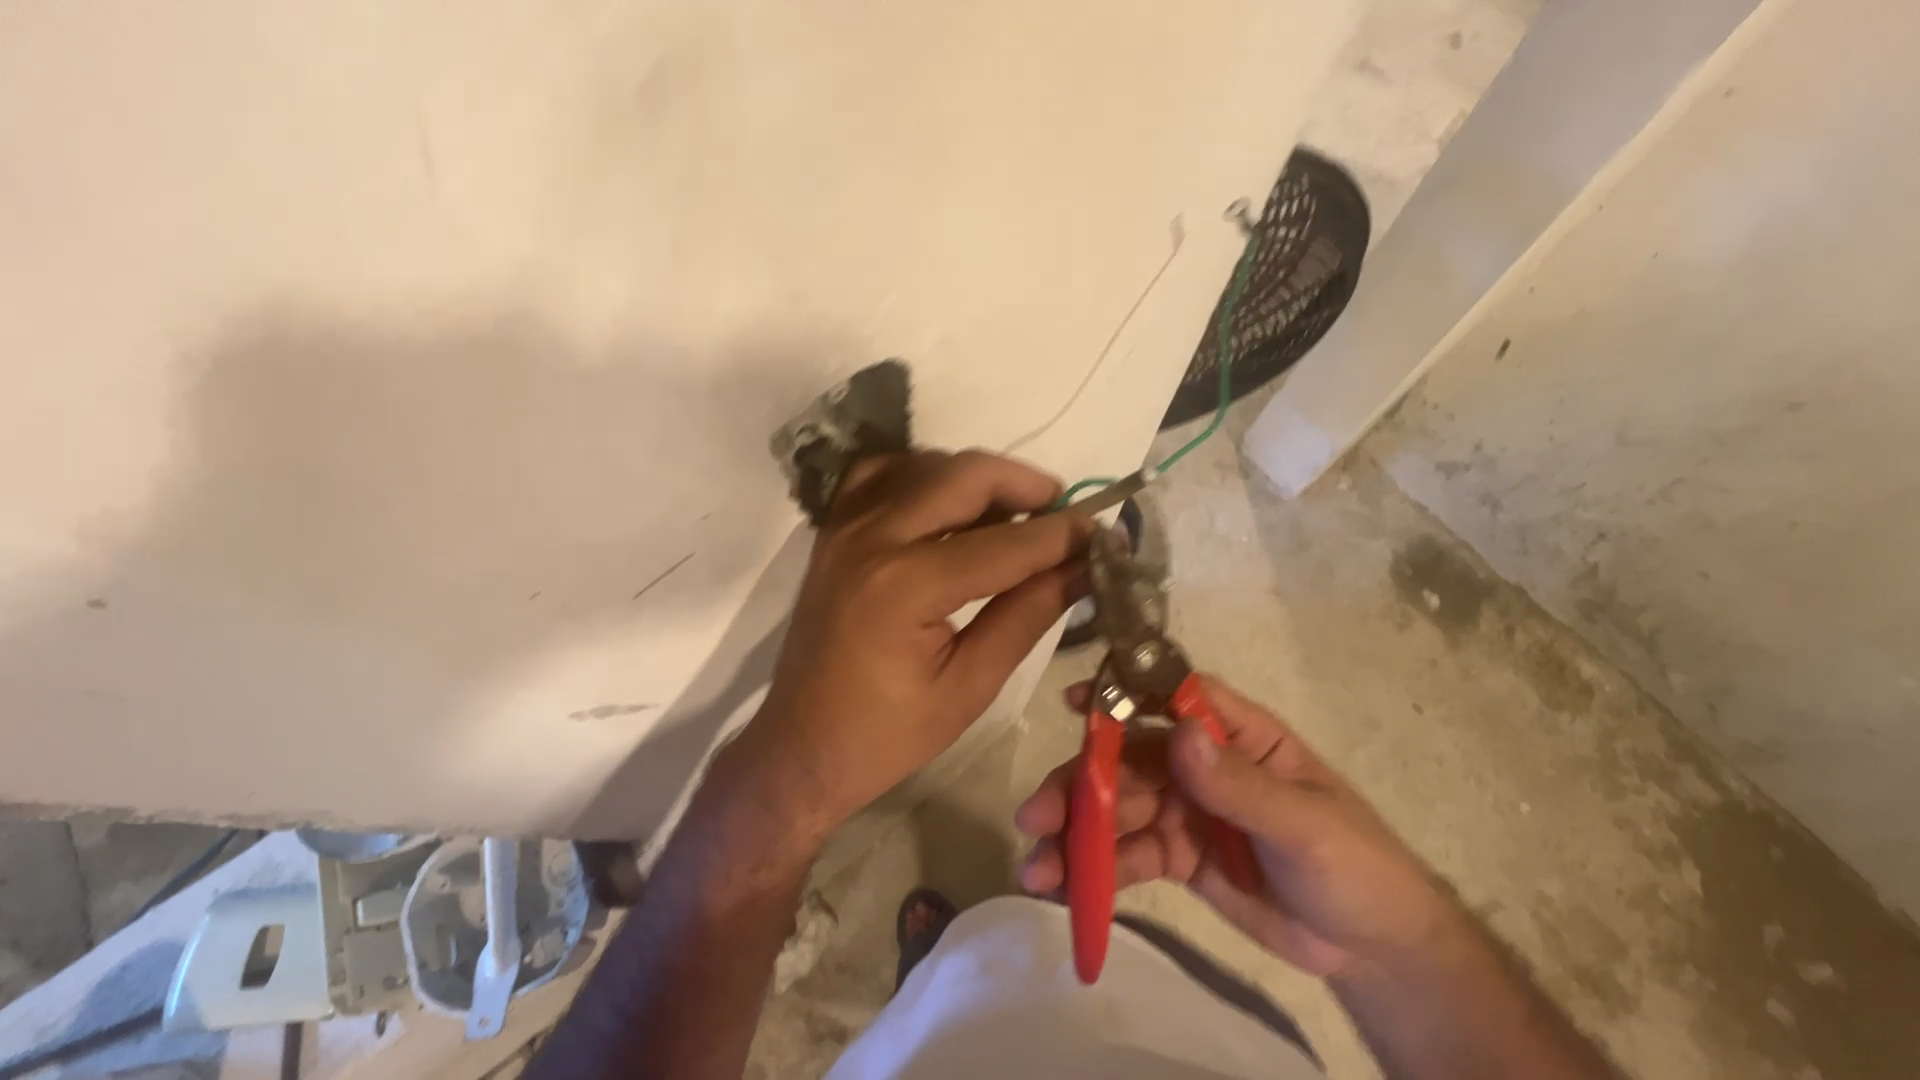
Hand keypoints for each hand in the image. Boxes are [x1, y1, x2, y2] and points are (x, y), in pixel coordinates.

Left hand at [735, 449, 1092, 837]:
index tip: (1106, 533)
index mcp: (907, 586)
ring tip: (1013, 514)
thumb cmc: (887, 734)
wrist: (800, 747)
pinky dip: (921, 475)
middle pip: (964, 476)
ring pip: (924, 465)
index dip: (1065, 535)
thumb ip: (1027, 615)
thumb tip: (1084, 567)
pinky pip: (879, 474)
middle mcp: (872, 537)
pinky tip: (946, 506)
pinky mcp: (831, 531)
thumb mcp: (970, 685)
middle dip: (1025, 486)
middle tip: (1064, 513)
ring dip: (976, 479)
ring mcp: (844, 527)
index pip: (1008, 542)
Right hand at [1016, 676, 1462, 977]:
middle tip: (1034, 819)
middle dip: (1078, 787)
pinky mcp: (1177, 858)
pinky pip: (1129, 858)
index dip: (1124, 694)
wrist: (1371, 948)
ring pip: (1117, 813)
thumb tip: (1178, 731)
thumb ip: (1241, 785)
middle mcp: (1202, 766)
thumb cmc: (1355, 865)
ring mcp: (1185, 812)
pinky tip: (1062, 891)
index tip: (1073, 702)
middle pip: (1128, 762)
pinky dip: (1095, 872)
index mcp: (1239, 738)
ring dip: (1075, 837)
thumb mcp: (1305, 824)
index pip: (1175, 699)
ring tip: (1037, 871)